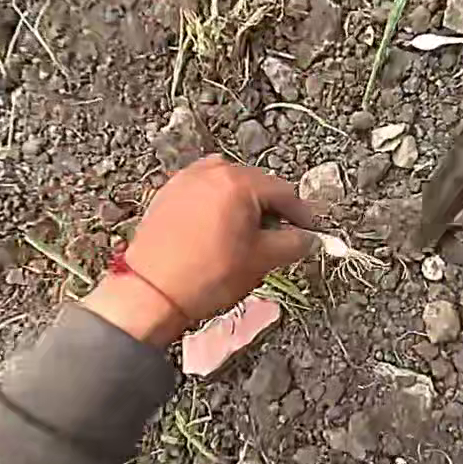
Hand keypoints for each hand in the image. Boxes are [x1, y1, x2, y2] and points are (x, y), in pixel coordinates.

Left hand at [82, 157, 315, 345]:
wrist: (150, 292)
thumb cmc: (210, 275)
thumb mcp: (263, 260)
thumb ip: (295, 243)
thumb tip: (313, 239)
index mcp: (239, 182)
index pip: (285, 192)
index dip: (302, 215)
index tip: (309, 234)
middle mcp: (212, 171)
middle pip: (258, 184)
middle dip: (273, 209)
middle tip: (280, 237)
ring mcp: (187, 179)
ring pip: (231, 185)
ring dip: (246, 204)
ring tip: (249, 234)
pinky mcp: (169, 192)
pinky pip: (206, 190)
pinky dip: (220, 204)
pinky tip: (221, 229)